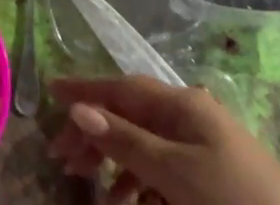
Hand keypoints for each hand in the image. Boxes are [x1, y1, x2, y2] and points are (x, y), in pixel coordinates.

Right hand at [48, 76, 279, 204]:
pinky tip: (124, 201)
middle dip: (94, 131)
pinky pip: (161, 169)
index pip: (124, 87)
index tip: (50, 90)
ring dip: (112, 158)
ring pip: (144, 143)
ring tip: (85, 181)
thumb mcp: (173, 170)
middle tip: (60, 155)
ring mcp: (201, 145)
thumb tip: (80, 109)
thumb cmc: (229, 195)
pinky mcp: (208, 175)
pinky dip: (138, 181)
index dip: (86, 88)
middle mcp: (190, 116)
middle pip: (130, 114)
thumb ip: (127, 140)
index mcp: (182, 105)